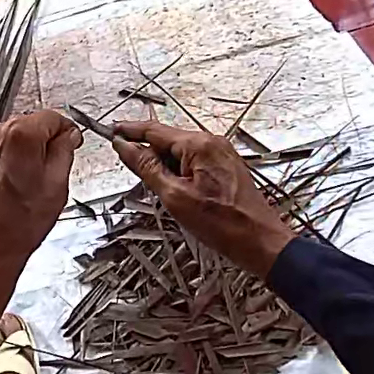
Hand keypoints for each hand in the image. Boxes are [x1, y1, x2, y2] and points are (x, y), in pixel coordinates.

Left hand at [0, 110, 81, 373]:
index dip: (67, 131)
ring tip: (30, 186)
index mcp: (20, 135)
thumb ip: (65, 151)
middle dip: (44, 143)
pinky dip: (5, 166)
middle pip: (29, 125)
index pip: (53, 116)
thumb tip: (67, 137)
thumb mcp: (57, 186)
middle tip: (54, 170)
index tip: (72, 142)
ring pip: (10, 140)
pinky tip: (12, 191)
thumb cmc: (16, 226)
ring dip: (23, 155)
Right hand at [111, 120, 296, 278]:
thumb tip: (125, 148)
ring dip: (164, 168)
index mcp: (199, 145)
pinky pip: (193, 162)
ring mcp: (221, 154)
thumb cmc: (225, 224)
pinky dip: (179, 173)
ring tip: (162, 193)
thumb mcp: (174, 196)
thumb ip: (147, 167)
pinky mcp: (225, 167)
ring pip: (180, 153)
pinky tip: (178, 193)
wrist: (260, 242)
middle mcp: (212, 143)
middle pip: (167, 140)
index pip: (154, 130)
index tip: (112, 131)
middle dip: (147, 155)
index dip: (129, 131)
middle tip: (131, 170)